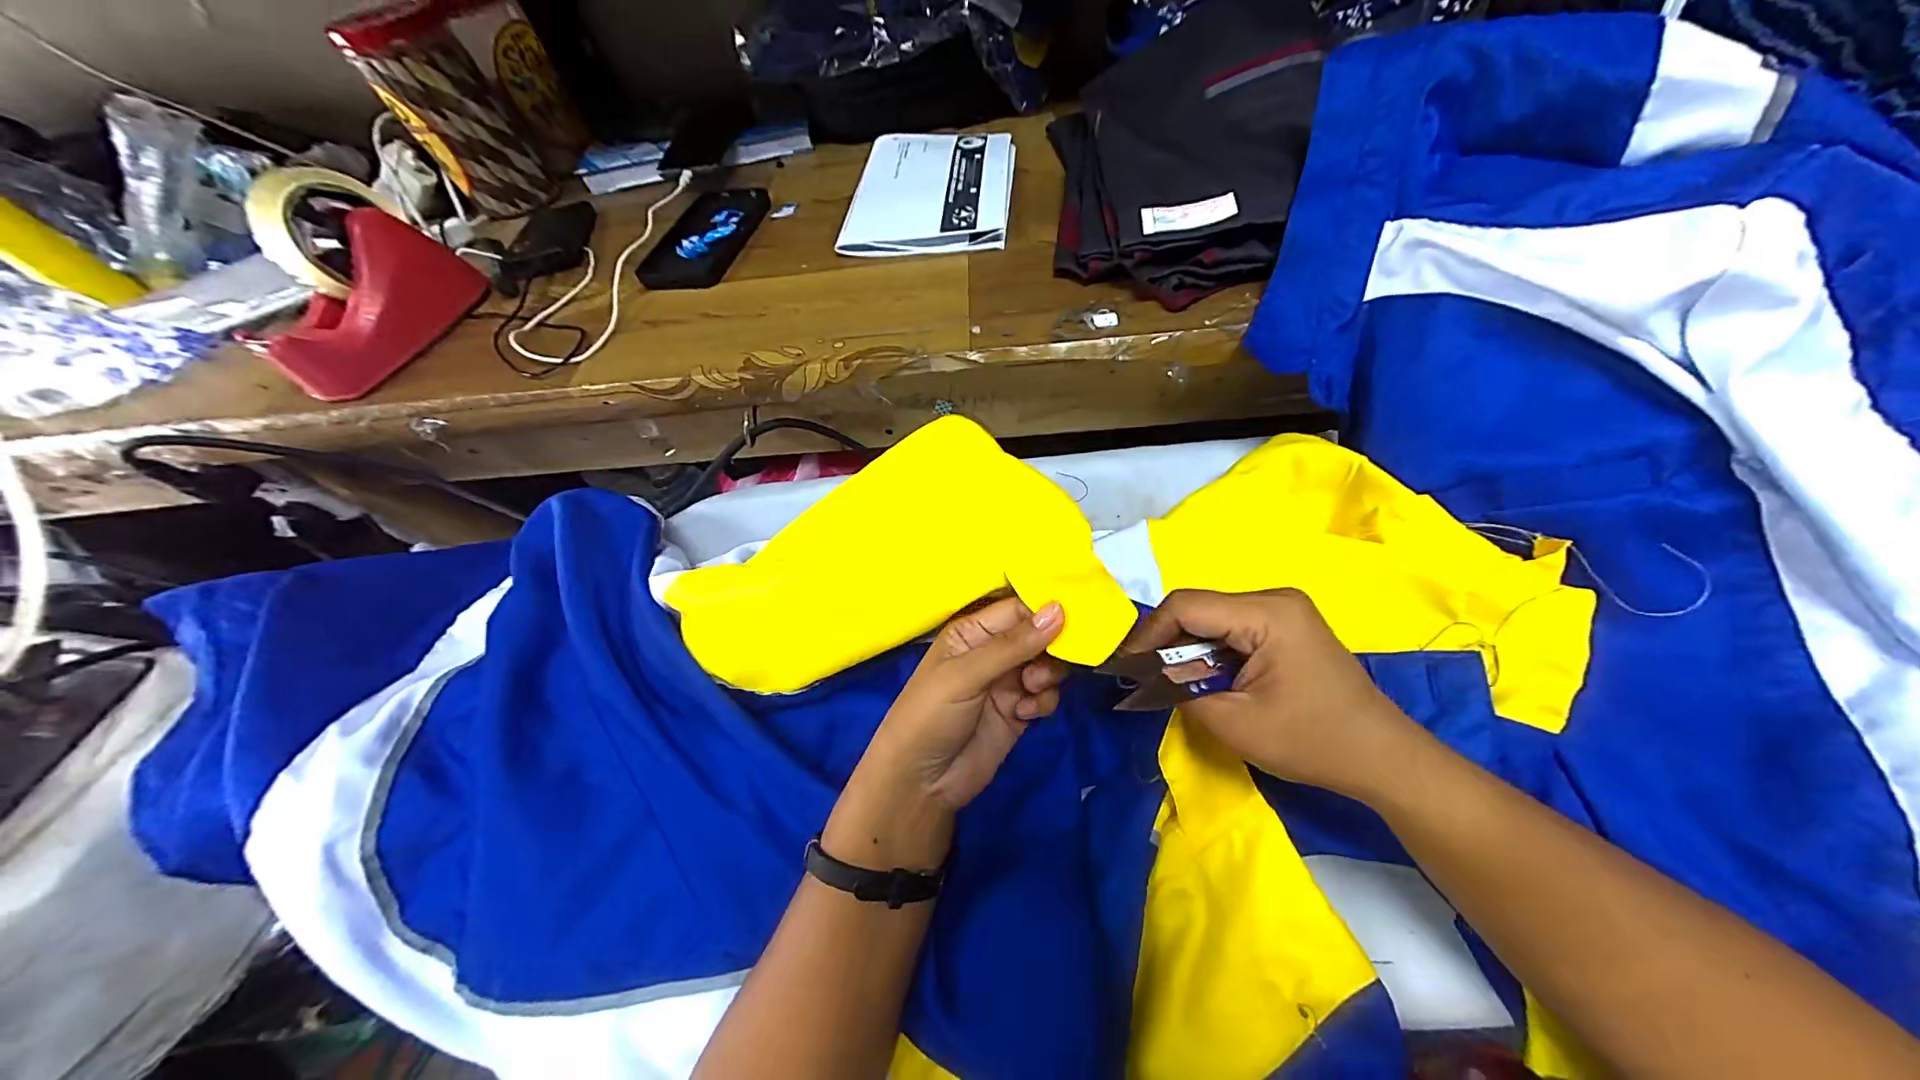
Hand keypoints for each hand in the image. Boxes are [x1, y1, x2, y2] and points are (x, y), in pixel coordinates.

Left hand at [825, 597, 1066, 869]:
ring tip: (1030, 690)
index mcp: (972, 631)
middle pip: (1039, 635)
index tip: (1073, 617)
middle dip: (1051, 647)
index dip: (1044, 611)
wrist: (921, 782)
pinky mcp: (1019, 711)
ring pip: (1047, 665)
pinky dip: (1043, 701)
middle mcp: (992, 651)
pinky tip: (1024, 715)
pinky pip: (1046, 695)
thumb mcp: (965, 675)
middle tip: (1045, 664)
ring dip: (1048, 675)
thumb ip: (1012, 645)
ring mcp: (1007, 682)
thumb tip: (1059, 609)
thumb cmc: (930, 715)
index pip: (1017, 608)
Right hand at [1121, 588, 1423, 800]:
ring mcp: (1283, 609)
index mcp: (1268, 613)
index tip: (1126, 668)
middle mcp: (1275, 598)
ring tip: (1169, 682)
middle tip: (1142, 678)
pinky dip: (1209, 651)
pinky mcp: (1285, 625)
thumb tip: (1143, 675)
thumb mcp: (1234, 722)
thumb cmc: (1312, 741)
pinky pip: (1231, 628)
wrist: (1382, 757)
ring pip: (1211, 618)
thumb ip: (1180, 691)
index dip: (1148, 634)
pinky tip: (1203, 678)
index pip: (1186, 606)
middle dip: (1166, 643)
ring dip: (1187, 649)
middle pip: (1198, 608)